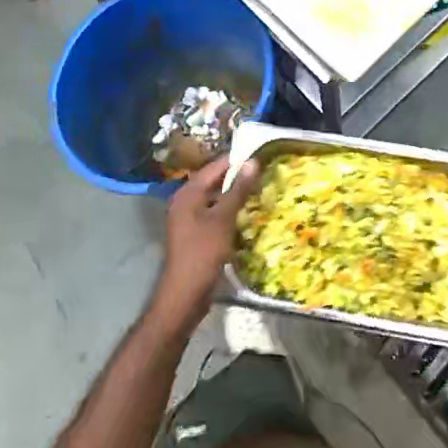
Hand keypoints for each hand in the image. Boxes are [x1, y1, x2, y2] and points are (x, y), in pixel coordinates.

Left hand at [149, 156, 257, 327]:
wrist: (185, 293)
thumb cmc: (203, 252)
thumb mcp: (223, 219)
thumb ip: (238, 190)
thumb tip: (252, 162)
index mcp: (188, 193)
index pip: (214, 167)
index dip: (236, 160)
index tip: (259, 155)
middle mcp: (185, 201)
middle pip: (213, 181)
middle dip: (236, 177)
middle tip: (262, 173)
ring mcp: (188, 218)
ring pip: (214, 198)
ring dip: (233, 195)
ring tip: (258, 191)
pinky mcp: (195, 233)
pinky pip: (213, 213)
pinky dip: (228, 211)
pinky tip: (245, 214)